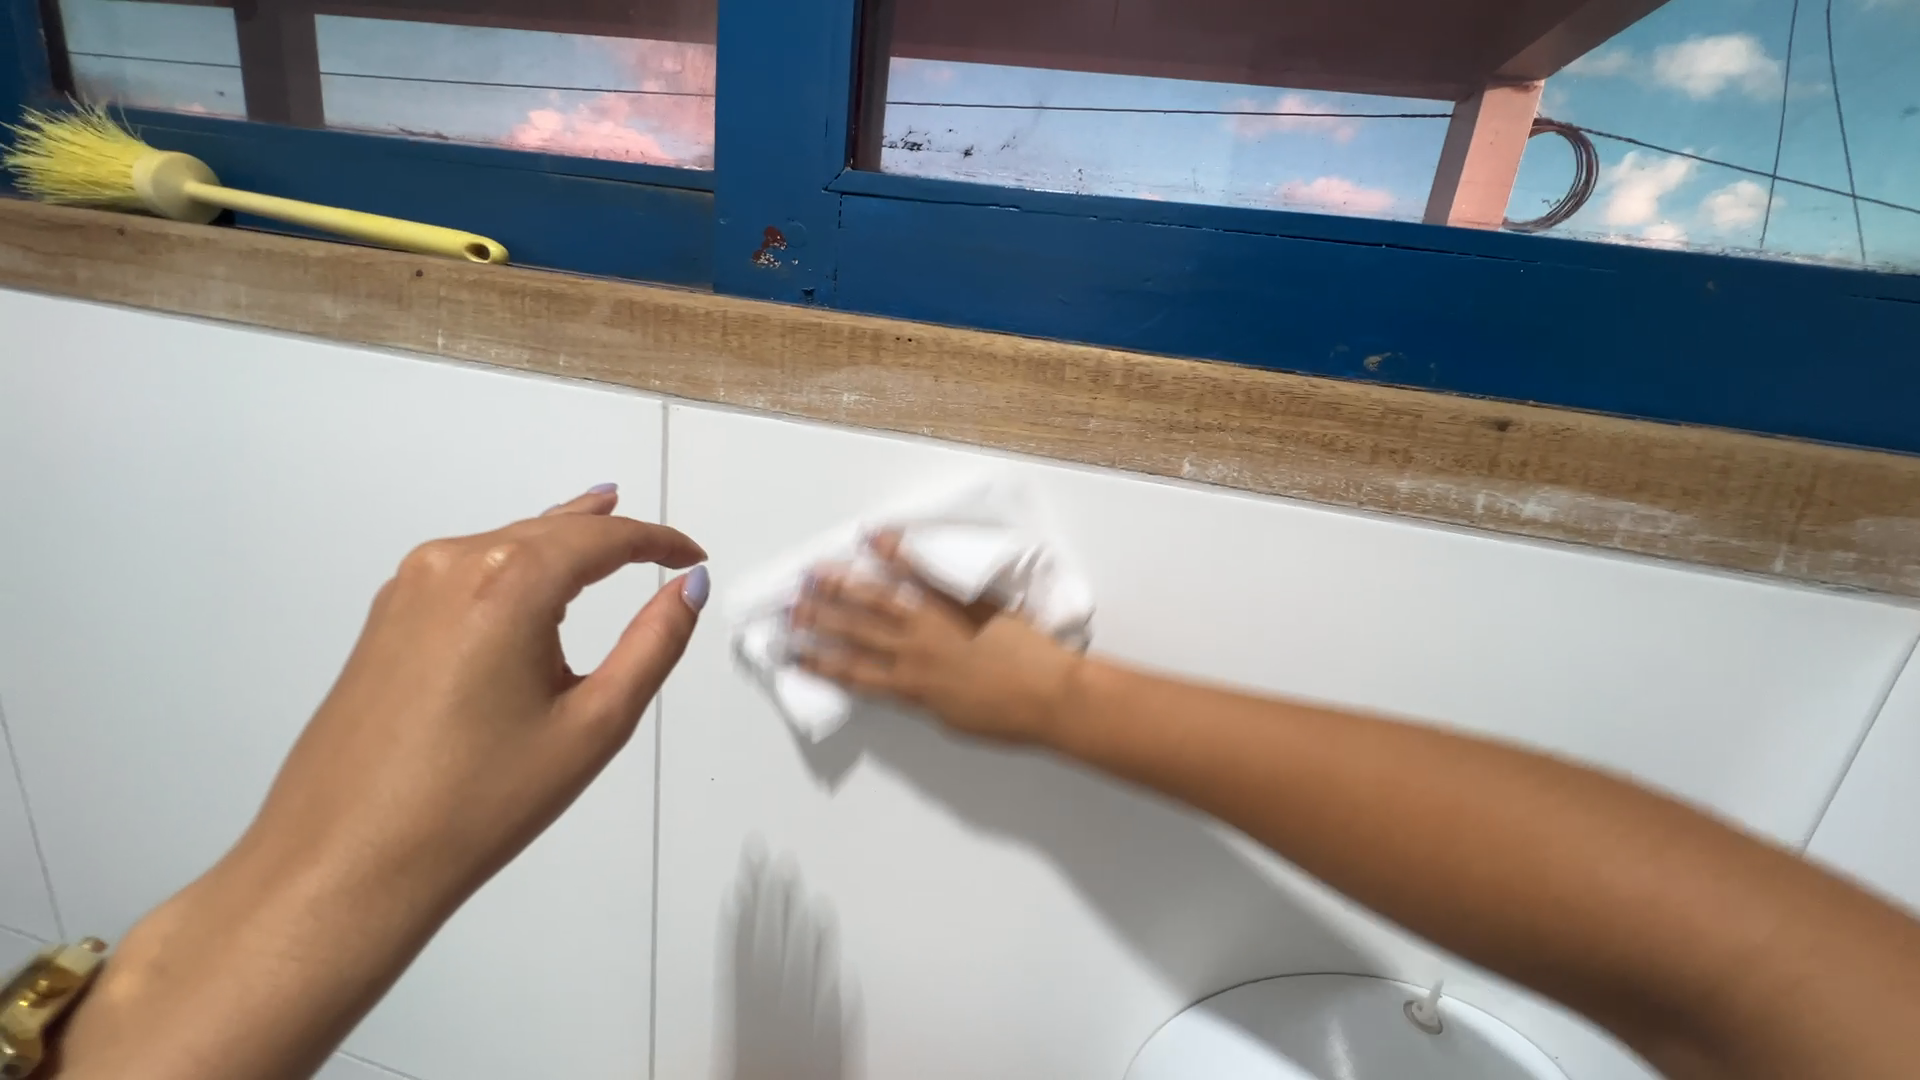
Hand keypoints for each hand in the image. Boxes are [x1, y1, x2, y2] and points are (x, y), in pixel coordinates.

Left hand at [238, 484, 708, 909]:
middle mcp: (453, 564)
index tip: (695, 556)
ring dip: (564, 539)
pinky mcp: (386, 617)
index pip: (604, 538)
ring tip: (606, 520)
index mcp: (509, 583)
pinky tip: (536, 572)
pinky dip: (519, 560)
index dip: (659, 540)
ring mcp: (409, 587)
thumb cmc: (484, 799)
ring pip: (509, 542)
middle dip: (615, 533)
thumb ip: (655, 642)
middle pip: (554, 530)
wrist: (341, 866)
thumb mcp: (596, 722)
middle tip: (664, 547)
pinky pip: (472, 567)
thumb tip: (690, 585)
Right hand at [789, 532, 1080, 744]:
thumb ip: (925, 701)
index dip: (820, 663)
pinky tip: (876, 540)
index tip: (795, 653)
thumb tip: (911, 688)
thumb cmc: (1009, 717)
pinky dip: (898, 553)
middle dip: (819, 619)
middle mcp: (913, 654)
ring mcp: (935, 622)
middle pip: (855, 633)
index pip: (853, 674)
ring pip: (878, 601)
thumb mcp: (954, 721)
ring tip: (815, 575)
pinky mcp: (960, 599)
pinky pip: (923, 572)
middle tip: (791, 608)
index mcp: (910, 689)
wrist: (1050, 696)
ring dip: (843, 586)